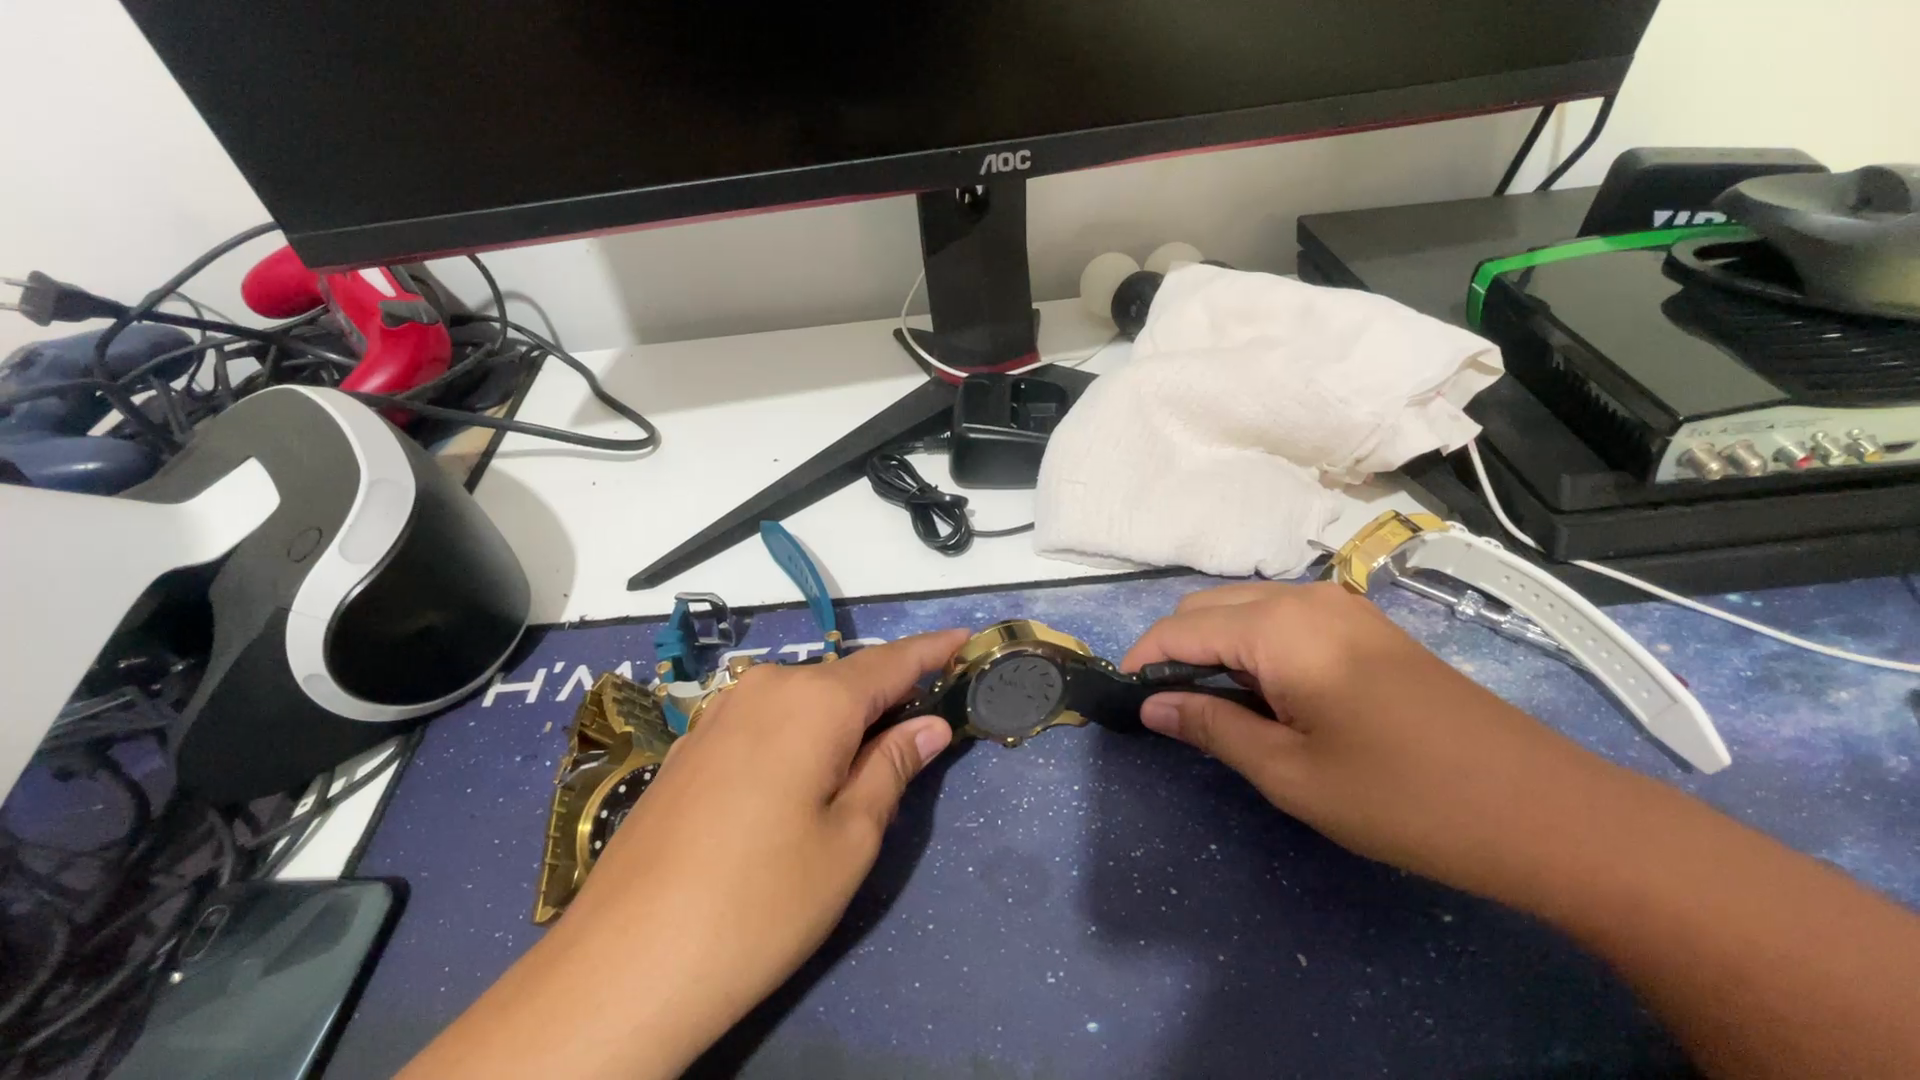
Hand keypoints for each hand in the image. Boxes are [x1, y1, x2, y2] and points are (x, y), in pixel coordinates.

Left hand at [401, 629, 967, 1079]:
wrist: (626, 962)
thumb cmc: (762, 902)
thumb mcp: (849, 840)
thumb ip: (892, 769)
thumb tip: (928, 726)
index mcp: (813, 702)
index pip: (890, 663)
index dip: (932, 651)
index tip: (966, 638)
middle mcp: (762, 690)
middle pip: (842, 680)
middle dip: (886, 694)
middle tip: (924, 723)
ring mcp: (717, 717)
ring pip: (800, 701)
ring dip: (841, 718)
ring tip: (869, 755)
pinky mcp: (690, 749)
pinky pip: (764, 722)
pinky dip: (799, 733)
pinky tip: (803, 773)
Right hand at [1122, 583, 1608, 900]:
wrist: (1540, 808)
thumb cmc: (1402, 798)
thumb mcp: (1290, 773)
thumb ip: (1212, 726)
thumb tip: (1152, 703)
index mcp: (1280, 627)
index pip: (1181, 626)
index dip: (1143, 659)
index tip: (1125, 700)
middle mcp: (1308, 599)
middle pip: (1210, 604)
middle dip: (1175, 646)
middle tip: (1168, 709)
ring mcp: (1345, 608)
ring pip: (1248, 607)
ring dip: (1216, 645)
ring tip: (1214, 707)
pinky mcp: (1369, 628)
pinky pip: (1286, 619)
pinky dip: (1255, 645)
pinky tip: (1267, 694)